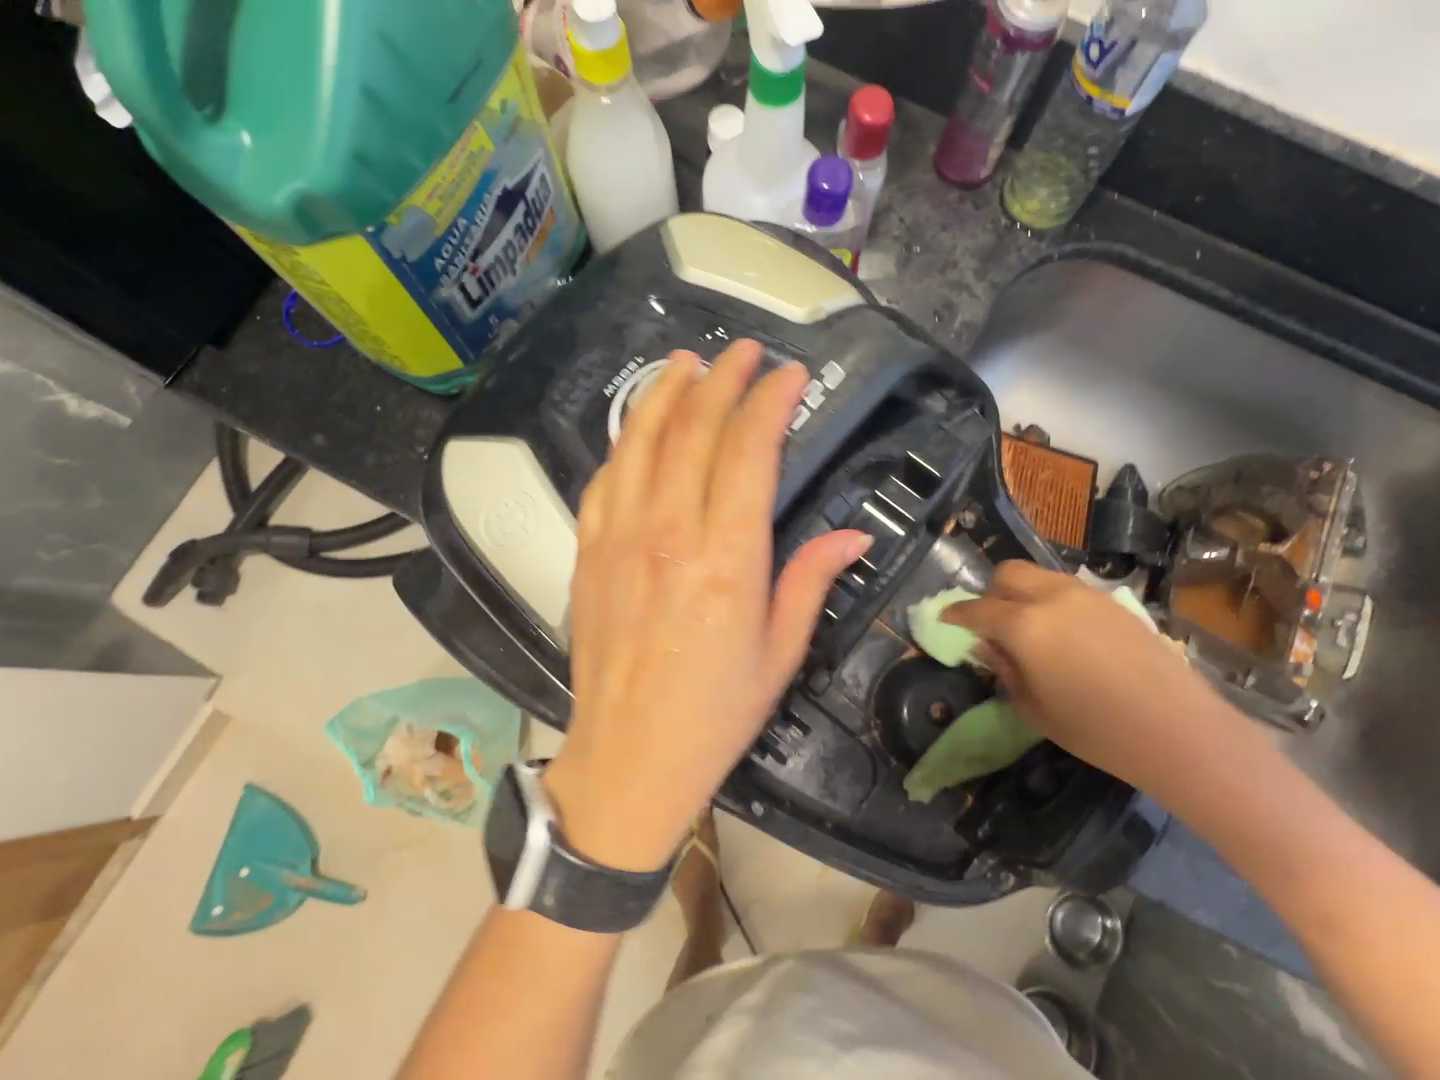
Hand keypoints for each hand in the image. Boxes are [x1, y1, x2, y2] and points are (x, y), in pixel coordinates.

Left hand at [543, 341, 871, 871]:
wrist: (629, 757)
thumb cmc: (716, 713)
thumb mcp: (780, 653)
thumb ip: (810, 581)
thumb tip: (851, 534)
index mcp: (727, 558)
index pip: (749, 451)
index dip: (770, 402)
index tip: (790, 374)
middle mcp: (669, 533)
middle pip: (694, 431)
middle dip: (722, 381)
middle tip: (744, 352)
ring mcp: (619, 538)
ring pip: (641, 442)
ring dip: (666, 393)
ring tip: (687, 363)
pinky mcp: (588, 553)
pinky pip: (605, 479)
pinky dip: (626, 441)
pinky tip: (639, 425)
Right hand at [943, 561, 1267, 801]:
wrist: (1177, 729)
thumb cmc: (1096, 730)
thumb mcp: (1035, 709)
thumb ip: (1005, 671)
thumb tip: (987, 647)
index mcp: (1024, 625)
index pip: (977, 609)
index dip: (956, 614)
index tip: (945, 620)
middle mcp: (1052, 597)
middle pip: (1009, 574)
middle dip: (991, 593)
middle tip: (990, 623)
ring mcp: (1088, 595)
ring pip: (1041, 577)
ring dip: (1024, 594)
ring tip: (1028, 629)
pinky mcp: (1115, 604)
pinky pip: (1070, 590)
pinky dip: (1053, 602)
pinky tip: (1063, 636)